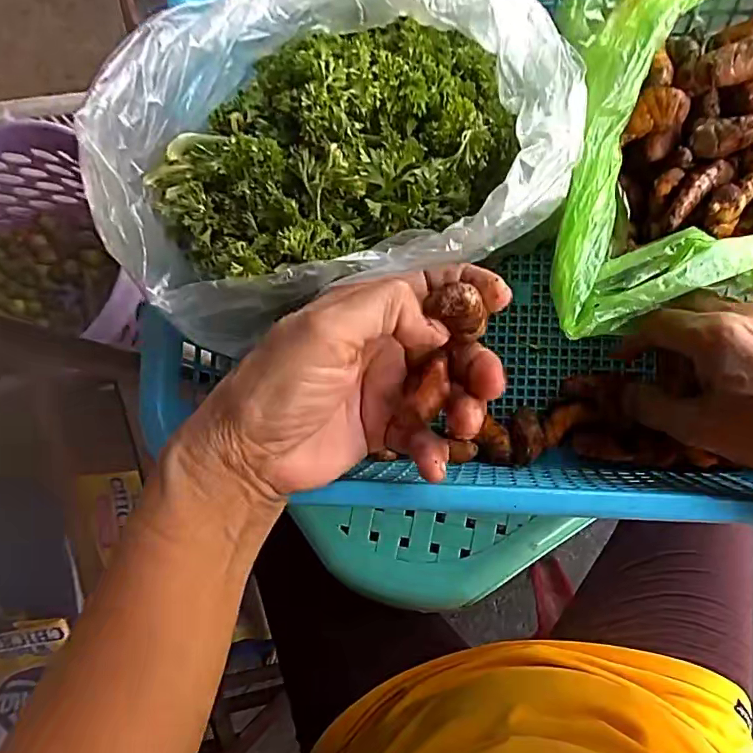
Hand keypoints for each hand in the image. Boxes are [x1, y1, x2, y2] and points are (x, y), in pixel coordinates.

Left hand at [174, 265, 512, 499]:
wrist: (249, 456)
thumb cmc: (280, 384)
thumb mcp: (326, 330)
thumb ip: (386, 310)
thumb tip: (438, 328)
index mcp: (372, 314)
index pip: (428, 289)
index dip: (468, 287)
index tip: (503, 298)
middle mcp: (388, 347)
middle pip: (453, 348)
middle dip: (478, 364)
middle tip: (490, 386)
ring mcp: (391, 391)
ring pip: (450, 393)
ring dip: (465, 410)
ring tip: (462, 428)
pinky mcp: (389, 430)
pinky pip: (428, 436)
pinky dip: (437, 451)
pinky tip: (432, 465)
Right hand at [621, 292, 752, 507]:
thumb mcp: (698, 429)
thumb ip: (653, 407)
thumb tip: (629, 392)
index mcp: (714, 332)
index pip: (658, 322)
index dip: (633, 340)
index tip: (624, 358)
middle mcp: (746, 313)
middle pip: (692, 309)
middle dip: (669, 335)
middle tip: (663, 367)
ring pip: (727, 316)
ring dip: (704, 337)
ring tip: (706, 374)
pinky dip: (737, 343)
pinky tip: (746, 377)